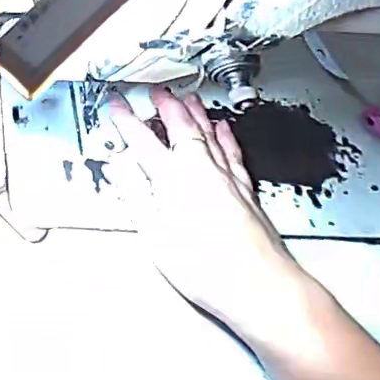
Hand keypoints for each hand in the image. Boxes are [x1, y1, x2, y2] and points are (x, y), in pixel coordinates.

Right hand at [107, 87, 316, 338]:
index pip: (143, 141)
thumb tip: (120, 169)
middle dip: (166, 106)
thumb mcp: (155, 236)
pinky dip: (226, 136)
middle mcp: (203, 171)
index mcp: (174, 180)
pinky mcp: (246, 191)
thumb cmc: (208, 269)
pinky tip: (224, 129)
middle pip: (182, 128)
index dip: (127, 120)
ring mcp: (228, 179)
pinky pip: (233, 152)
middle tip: (156, 91)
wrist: (262, 288)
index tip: (117, 104)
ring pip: (210, 134)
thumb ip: (137, 197)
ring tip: (188, 98)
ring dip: (196, 113)